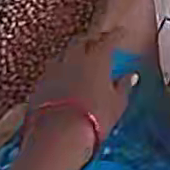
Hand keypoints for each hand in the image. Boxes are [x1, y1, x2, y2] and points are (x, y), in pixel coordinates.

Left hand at [19, 31, 136, 169]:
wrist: (57, 137)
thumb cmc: (95, 118)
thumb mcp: (117, 104)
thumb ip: (123, 86)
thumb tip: (130, 76)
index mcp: (97, 59)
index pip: (108, 39)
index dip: (116, 34)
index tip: (121, 32)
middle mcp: (74, 58)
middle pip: (82, 41)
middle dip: (92, 39)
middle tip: (100, 42)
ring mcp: (54, 70)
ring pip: (64, 53)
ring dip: (73, 52)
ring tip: (80, 57)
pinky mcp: (39, 85)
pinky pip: (52, 69)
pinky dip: (61, 68)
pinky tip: (63, 76)